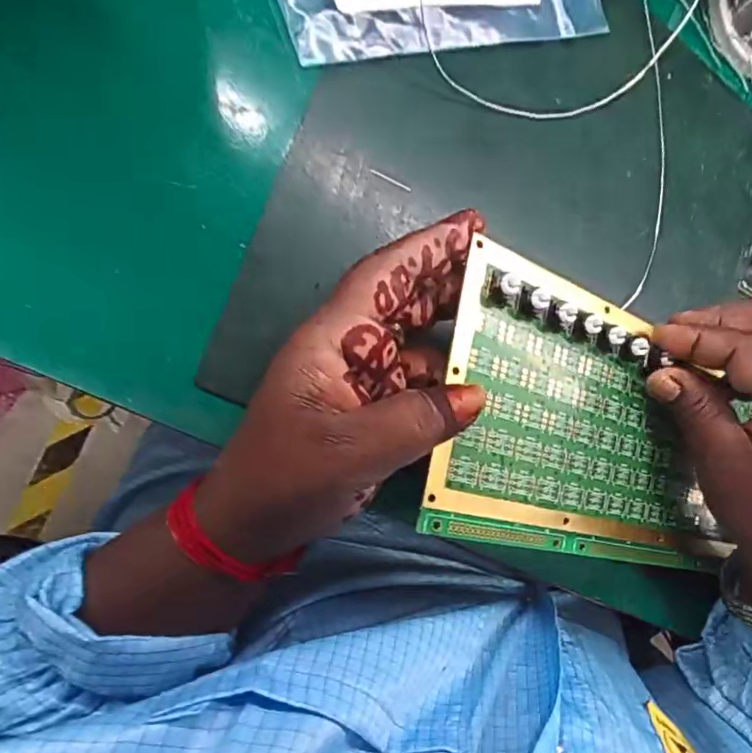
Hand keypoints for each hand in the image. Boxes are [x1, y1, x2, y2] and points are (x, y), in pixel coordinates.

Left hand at [193, 209, 488, 562]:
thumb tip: (476, 395)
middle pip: (401, 307)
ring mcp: (356, 390)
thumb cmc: (286, 480)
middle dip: (448, 288)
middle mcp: (345, 356)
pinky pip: (411, 394)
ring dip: (451, 345)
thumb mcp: (352, 451)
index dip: (426, 249)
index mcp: (330, 343)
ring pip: (411, 352)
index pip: (381, 280)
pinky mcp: (365, 421)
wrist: (250, 526)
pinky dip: (441, 392)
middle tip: (501, 281)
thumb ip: (417, 421)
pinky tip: (472, 398)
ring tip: (499, 341)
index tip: (474, 226)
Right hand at [646, 302, 751, 621]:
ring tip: (692, 344)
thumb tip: (661, 373)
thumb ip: (695, 408)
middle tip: (676, 332)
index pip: (750, 348)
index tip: (657, 336)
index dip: (699, 338)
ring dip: (739, 334)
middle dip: (724, 322)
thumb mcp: (722, 460)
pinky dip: (751, 356)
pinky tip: (718, 370)